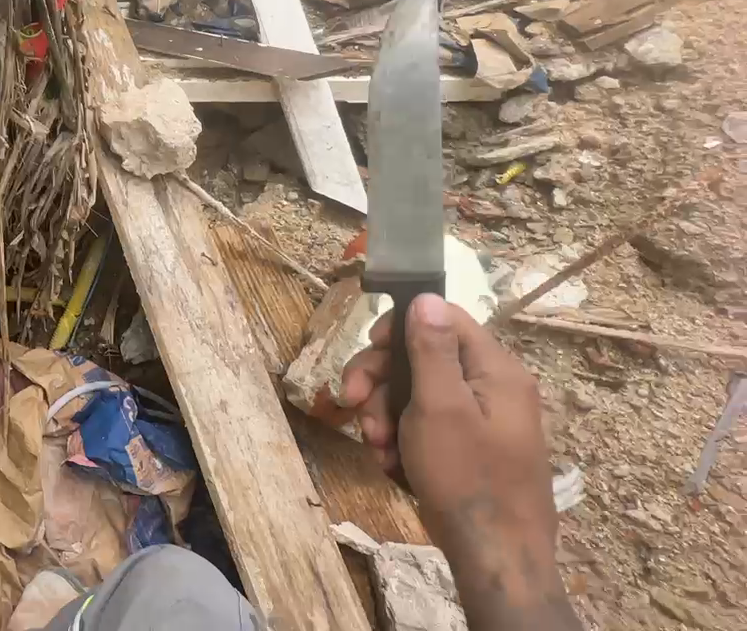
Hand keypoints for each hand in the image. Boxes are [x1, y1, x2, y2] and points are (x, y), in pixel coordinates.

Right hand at [339, 294, 578, 629]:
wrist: (492, 553)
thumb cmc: (466, 474)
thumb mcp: (439, 405)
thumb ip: (431, 349)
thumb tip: (426, 295)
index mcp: (496, 372)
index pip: (444, 319)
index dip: (401, 325)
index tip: (372, 345)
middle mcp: (490, 388)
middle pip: (418, 356)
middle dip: (378, 379)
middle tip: (353, 402)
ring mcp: (477, 417)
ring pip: (410, 390)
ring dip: (381, 412)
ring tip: (376, 444)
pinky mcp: (463, 442)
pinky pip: (417, 420)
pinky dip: (396, 434)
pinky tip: (390, 458)